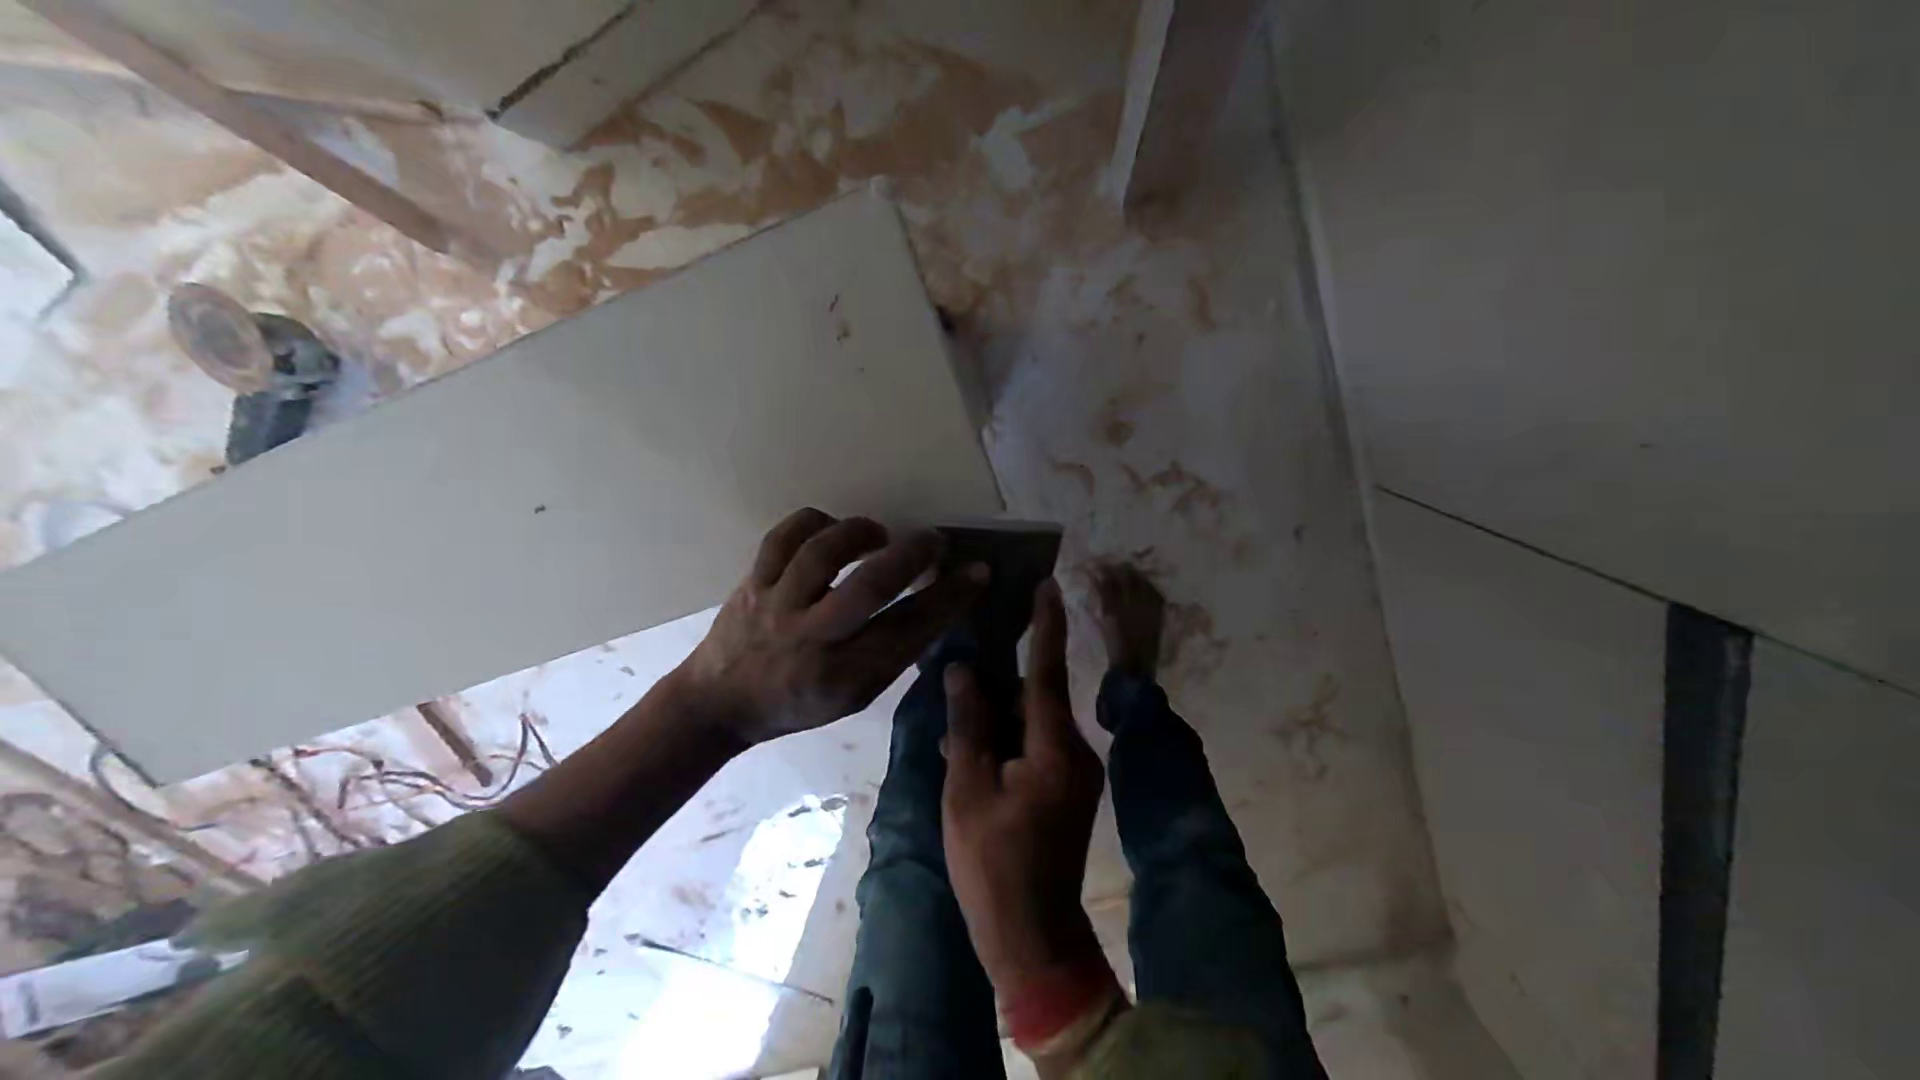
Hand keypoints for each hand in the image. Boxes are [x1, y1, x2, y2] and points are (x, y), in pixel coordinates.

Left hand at [676, 508, 987, 744]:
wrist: (720, 702)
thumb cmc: (797, 703)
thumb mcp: (853, 696)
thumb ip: (891, 655)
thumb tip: (935, 607)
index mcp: (844, 676)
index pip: (908, 631)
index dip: (949, 599)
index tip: (976, 572)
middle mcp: (812, 639)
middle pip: (868, 587)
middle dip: (911, 557)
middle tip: (935, 542)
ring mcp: (777, 607)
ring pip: (822, 554)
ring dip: (861, 533)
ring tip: (881, 534)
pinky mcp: (752, 583)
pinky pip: (782, 538)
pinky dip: (814, 523)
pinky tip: (832, 527)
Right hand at [942, 580, 1108, 1003]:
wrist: (1033, 937)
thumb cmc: (991, 865)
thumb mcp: (966, 790)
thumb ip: (967, 725)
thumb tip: (964, 670)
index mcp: (1054, 750)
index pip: (1048, 673)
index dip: (1045, 627)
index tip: (1046, 585)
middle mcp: (1076, 753)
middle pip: (1038, 696)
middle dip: (1007, 675)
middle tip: (976, 648)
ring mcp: (1077, 774)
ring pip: (1035, 723)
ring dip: (1002, 712)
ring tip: (963, 708)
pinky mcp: (1069, 790)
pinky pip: (1038, 746)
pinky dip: (1009, 737)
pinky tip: (974, 747)